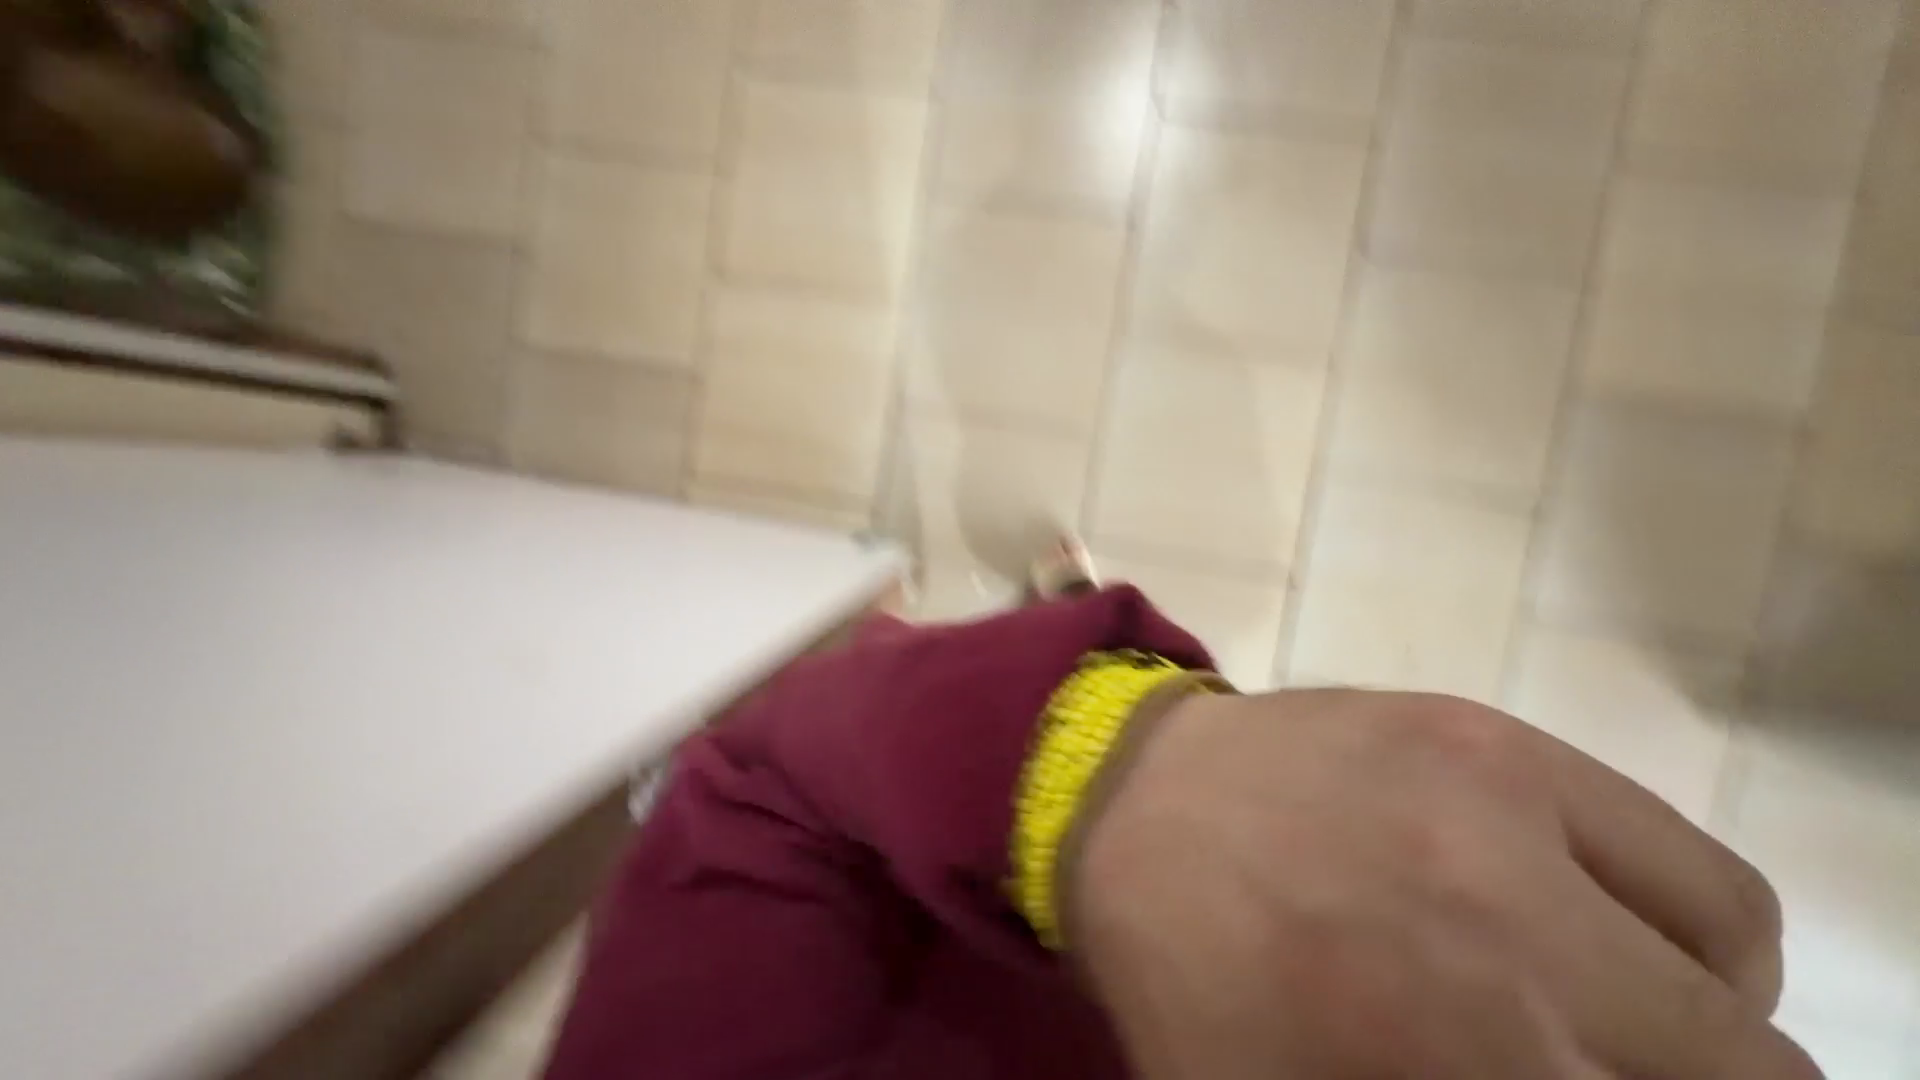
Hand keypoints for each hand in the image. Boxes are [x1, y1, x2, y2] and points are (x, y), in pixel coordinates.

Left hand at [1067, 689, 1816, 1078]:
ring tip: (1603, 1003)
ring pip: (1724, 950)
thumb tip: (1538, 1067)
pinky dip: (1670, 914)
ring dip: (1691, 1009)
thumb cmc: (1186, 974)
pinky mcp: (1486, 734)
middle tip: (1583, 1064)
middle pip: (1733, 1067)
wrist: (1123, 800)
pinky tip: (1580, 911)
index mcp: (1455, 1044)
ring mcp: (1503, 805)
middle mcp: (1508, 925)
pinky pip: (1670, 849)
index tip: (1554, 1079)